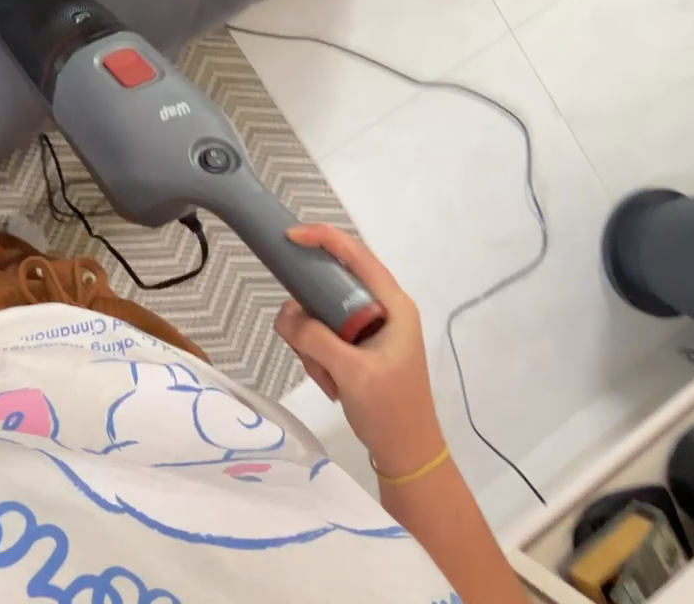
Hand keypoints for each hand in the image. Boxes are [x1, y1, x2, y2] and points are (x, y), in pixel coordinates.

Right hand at [272, 225, 444, 479]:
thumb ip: (315, 338)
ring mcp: (369, 328)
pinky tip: (330, 383)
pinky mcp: (358, 346)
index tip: (290, 238)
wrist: (408, 455)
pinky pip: (322, 334)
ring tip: (326, 376)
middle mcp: (382, 309)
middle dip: (309, 312)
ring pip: (320, 312)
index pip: (357, 255)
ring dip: (311, 342)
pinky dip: (315, 355)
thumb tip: (285, 315)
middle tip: (300, 337)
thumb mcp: (351, 372)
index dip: (324, 238)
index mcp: (394, 305)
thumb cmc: (390, 410)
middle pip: (330, 284)